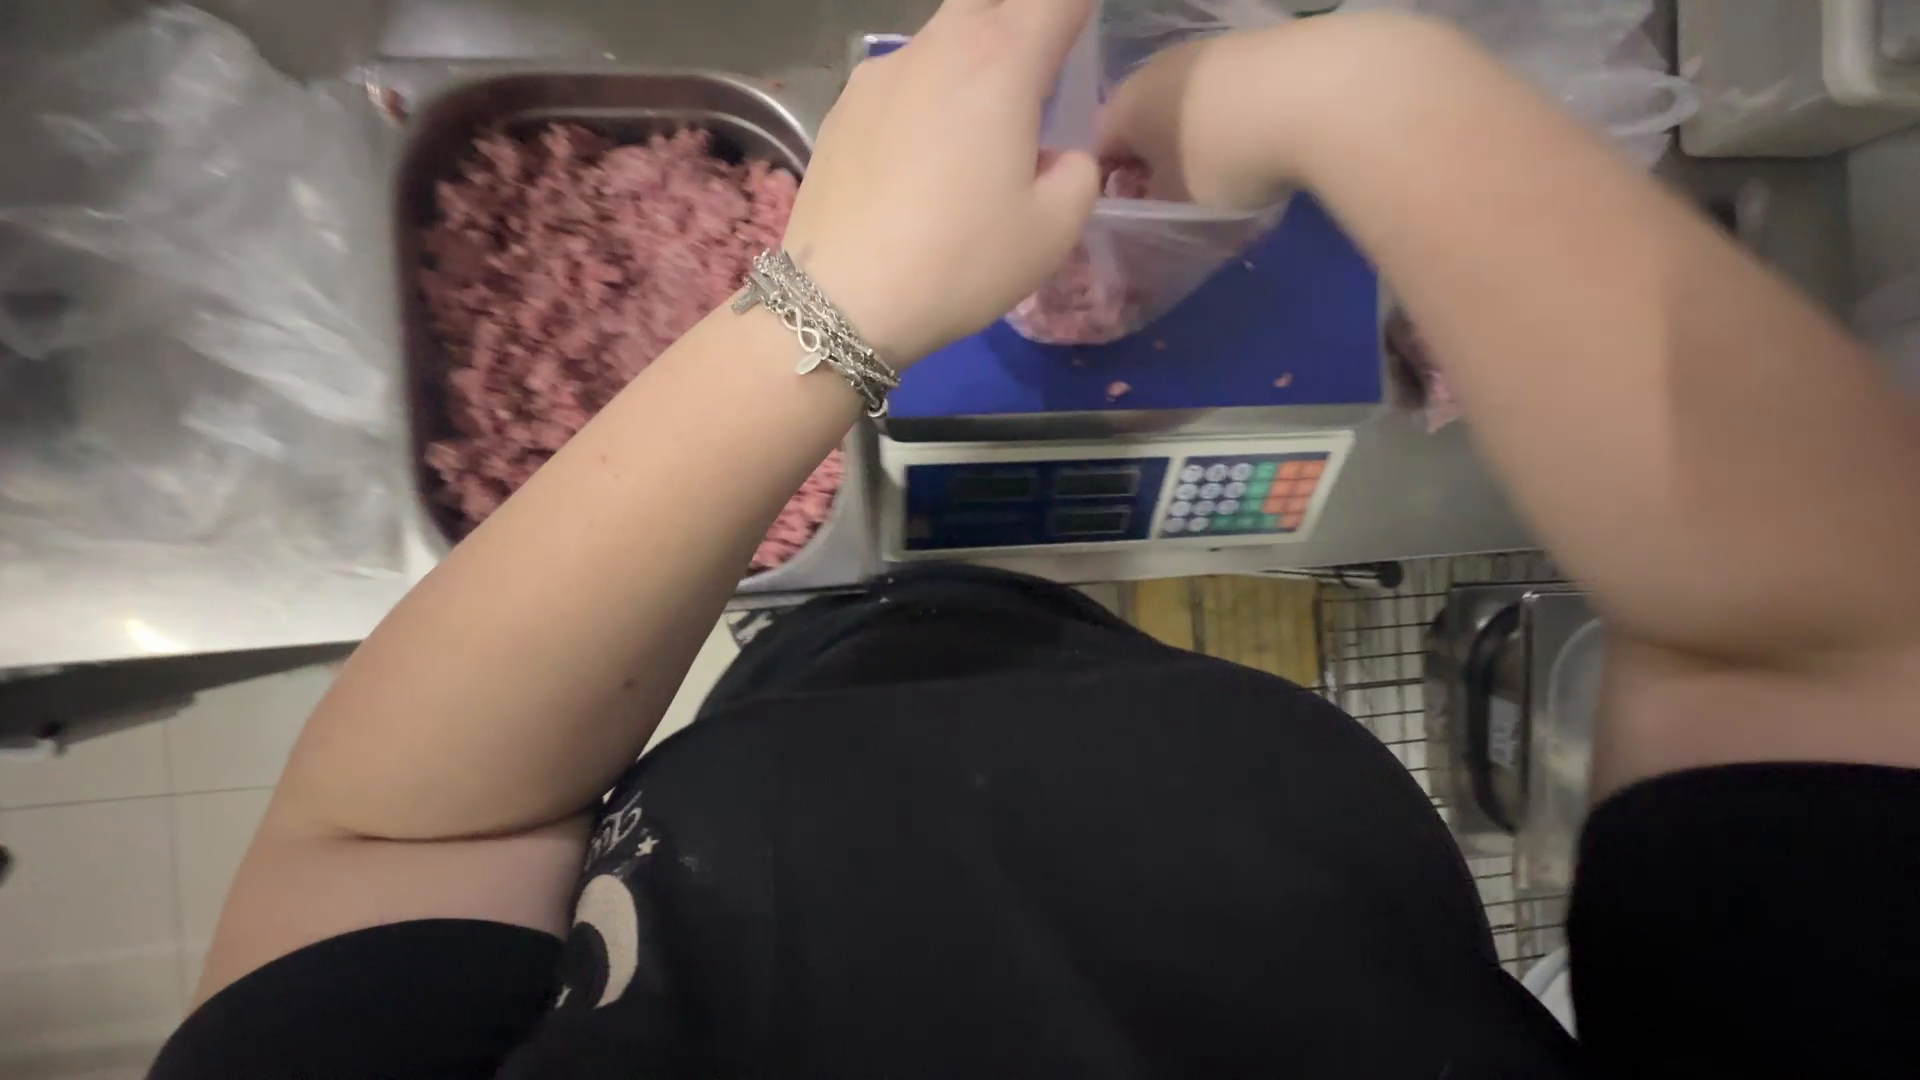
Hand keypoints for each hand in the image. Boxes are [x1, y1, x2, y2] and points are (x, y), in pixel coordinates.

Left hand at [782, 0, 1103, 364]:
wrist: (842, 301)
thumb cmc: (959, 263)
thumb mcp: (1052, 233)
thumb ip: (1078, 175)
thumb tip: (1059, 157)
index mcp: (1000, 61)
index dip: (1077, 12)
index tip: (1078, 47)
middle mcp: (935, 46)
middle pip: (989, 0)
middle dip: (1019, 24)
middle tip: (1031, 85)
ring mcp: (877, 75)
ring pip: (938, 43)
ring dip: (967, 71)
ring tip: (968, 143)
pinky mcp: (840, 111)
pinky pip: (897, 87)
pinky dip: (921, 106)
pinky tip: (914, 170)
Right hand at [1095, 31, 1294, 211]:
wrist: (1321, 92)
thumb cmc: (1225, 159)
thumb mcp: (1176, 206)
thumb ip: (1148, 214)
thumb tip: (1144, 214)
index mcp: (1124, 105)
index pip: (1098, 153)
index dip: (1108, 193)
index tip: (1130, 221)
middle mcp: (1157, 67)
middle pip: (1139, 126)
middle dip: (1149, 166)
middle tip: (1171, 204)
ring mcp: (1208, 51)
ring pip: (1181, 108)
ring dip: (1188, 143)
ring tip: (1216, 178)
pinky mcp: (1253, 45)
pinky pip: (1222, 96)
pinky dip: (1225, 123)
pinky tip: (1252, 146)